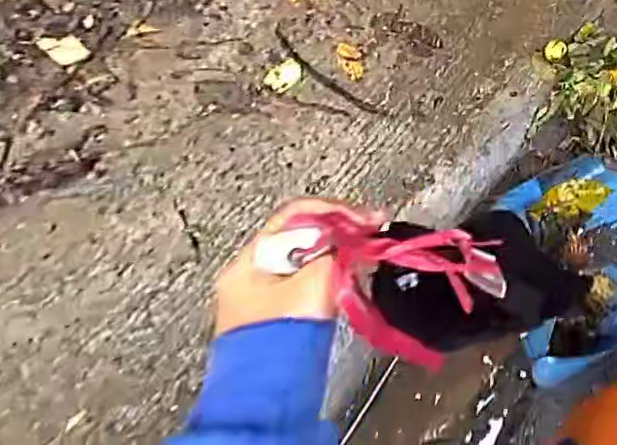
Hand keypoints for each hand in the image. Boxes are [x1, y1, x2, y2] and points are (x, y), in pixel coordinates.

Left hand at [213, 197, 386, 336]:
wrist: (270, 403)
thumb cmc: (283, 343)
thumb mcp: (316, 281)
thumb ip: (337, 249)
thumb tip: (353, 236)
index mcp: (248, 262)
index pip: (295, 215)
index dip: (334, 212)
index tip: (363, 218)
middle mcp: (249, 275)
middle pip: (301, 235)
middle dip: (337, 230)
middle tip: (367, 229)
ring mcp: (261, 298)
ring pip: (306, 257)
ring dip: (336, 252)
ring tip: (363, 249)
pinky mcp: (278, 317)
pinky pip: (307, 279)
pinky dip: (330, 272)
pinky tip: (349, 273)